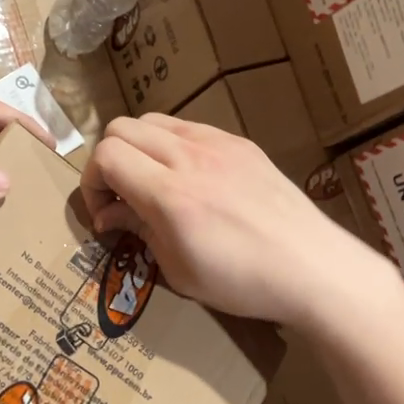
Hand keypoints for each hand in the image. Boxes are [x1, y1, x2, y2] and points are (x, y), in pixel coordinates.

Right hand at [80, 114, 399, 327]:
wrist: (313, 268)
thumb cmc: (242, 282)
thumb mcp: (177, 270)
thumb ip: (138, 229)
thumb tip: (108, 213)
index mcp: (170, 195)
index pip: (106, 156)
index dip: (90, 183)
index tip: (102, 213)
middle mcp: (190, 157)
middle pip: (121, 128)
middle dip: (107, 162)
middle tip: (117, 197)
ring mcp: (218, 144)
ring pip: (152, 120)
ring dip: (136, 148)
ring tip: (147, 184)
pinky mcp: (240, 144)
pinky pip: (187, 127)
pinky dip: (169, 145)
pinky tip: (184, 178)